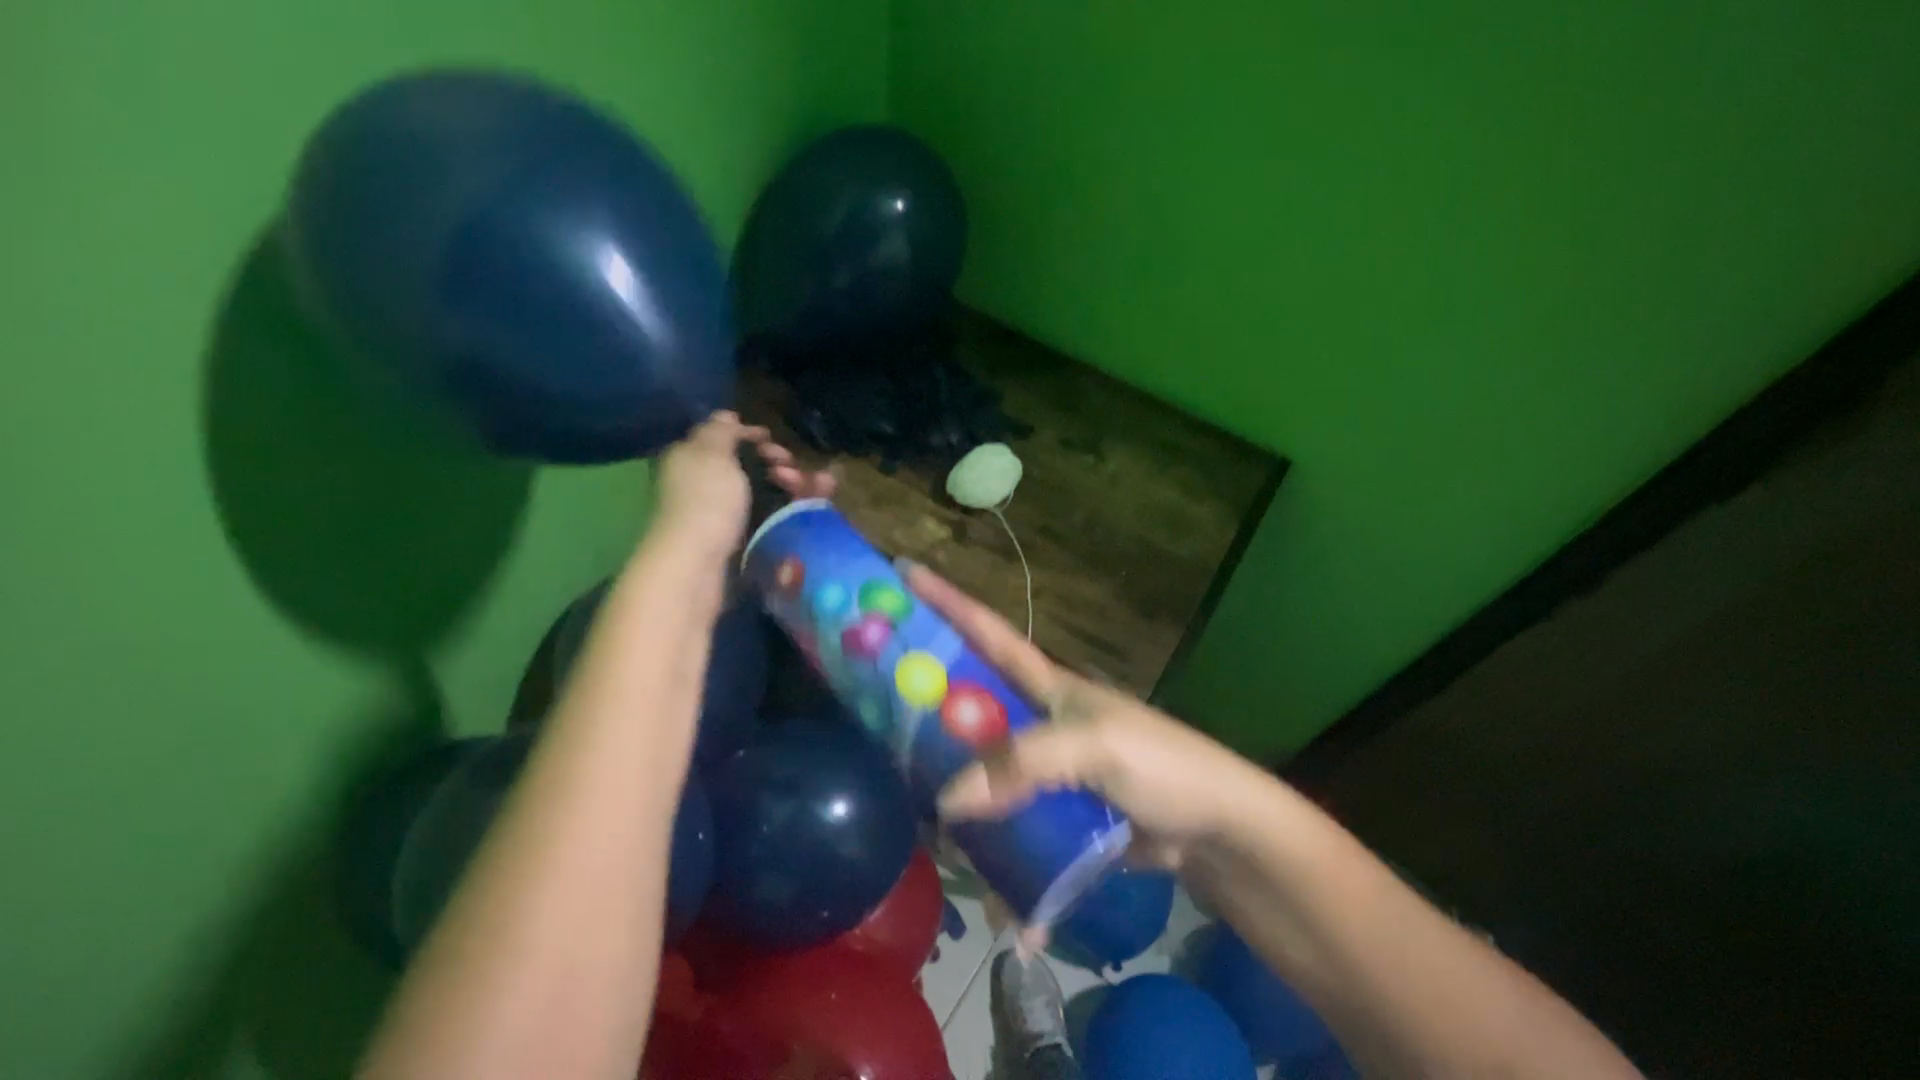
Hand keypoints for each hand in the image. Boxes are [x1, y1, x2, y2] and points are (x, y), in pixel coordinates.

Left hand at [654, 412, 836, 553]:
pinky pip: (768, 518)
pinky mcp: (737, 542)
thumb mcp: (712, 452)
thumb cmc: (705, 502)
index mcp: (692, 458)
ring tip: (820, 489)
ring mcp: (721, 515)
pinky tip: (812, 507)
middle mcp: (704, 484)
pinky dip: (790, 511)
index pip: (726, 439)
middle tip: (792, 471)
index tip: (774, 442)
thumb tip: (727, 416)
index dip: (753, 437)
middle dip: (778, 464)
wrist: (697, 567)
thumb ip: (721, 431)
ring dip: (793, 486)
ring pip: (764, 493)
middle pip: (749, 467)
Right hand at [905, 563, 1267, 869]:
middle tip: (877, 720)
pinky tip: (988, 892)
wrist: (1218, 831)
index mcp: (1052, 688)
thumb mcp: (1096, 748)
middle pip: (973, 711)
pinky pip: (1014, 829)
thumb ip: (1024, 764)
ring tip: (923, 825)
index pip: (991, 636)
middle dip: (930, 712)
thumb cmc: (1163, 767)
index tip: (905, 570)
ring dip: (959, 799)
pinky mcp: (1059, 817)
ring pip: (986, 776)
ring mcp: (1049, 773)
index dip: (950, 604)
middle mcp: (1042, 723)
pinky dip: (999, 857)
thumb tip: (950, 801)